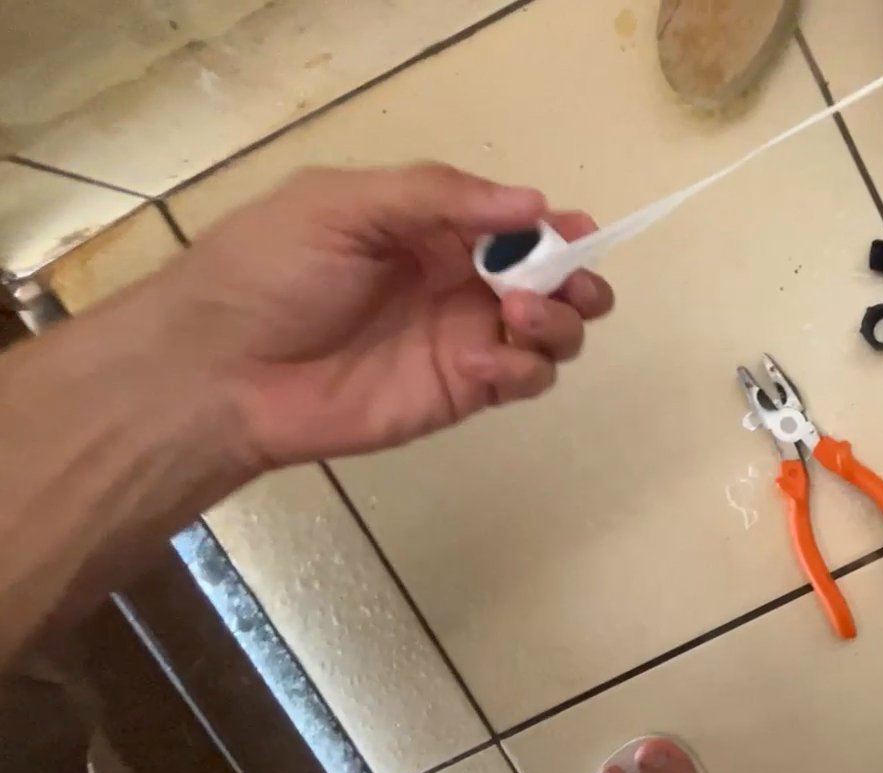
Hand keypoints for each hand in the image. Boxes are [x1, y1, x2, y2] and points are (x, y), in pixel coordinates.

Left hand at [160, 163, 614, 469]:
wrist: (224, 373)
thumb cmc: (269, 274)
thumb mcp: (339, 206)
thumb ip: (436, 196)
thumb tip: (535, 203)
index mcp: (440, 234)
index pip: (523, 227)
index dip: (561, 230)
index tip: (578, 233)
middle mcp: (469, 285)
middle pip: (560, 285)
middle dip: (580, 283)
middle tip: (569, 287)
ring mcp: (475, 340)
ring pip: (559, 332)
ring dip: (559, 322)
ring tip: (518, 315)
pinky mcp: (474, 390)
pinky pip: (531, 377)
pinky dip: (525, 368)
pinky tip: (482, 364)